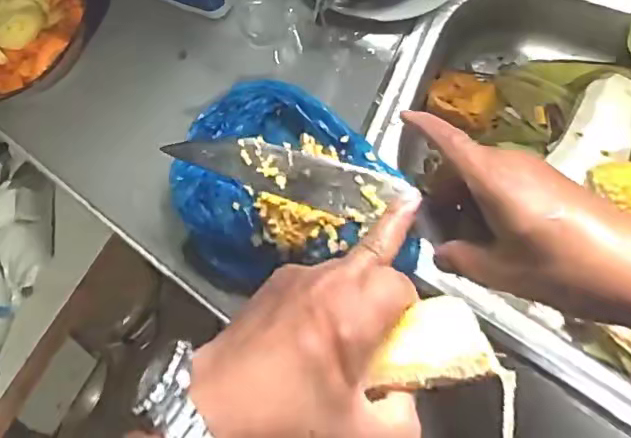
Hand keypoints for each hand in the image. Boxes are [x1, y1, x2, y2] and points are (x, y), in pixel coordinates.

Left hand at [187, 197, 422, 437]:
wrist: (216, 404)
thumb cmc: (289, 416)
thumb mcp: (359, 433)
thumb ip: (401, 416)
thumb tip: (405, 397)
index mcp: (351, 311)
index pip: (401, 283)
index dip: (413, 306)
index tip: (414, 334)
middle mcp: (325, 279)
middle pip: (373, 251)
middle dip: (393, 239)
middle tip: (408, 214)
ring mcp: (295, 275)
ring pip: (342, 269)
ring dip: (356, 288)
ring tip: (349, 330)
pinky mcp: (273, 282)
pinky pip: (314, 282)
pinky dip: (326, 298)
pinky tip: (313, 334)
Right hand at [402, 110, 630, 335]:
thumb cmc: (565, 267)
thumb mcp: (504, 272)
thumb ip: (463, 259)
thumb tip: (441, 252)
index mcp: (489, 173)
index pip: (446, 138)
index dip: (422, 126)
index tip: (402, 116)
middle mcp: (507, 160)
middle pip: (461, 163)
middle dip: (443, 190)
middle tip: (438, 229)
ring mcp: (533, 169)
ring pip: (484, 175)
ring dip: (469, 200)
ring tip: (471, 243)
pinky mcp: (552, 182)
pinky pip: (506, 182)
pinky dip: (492, 202)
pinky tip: (502, 239)